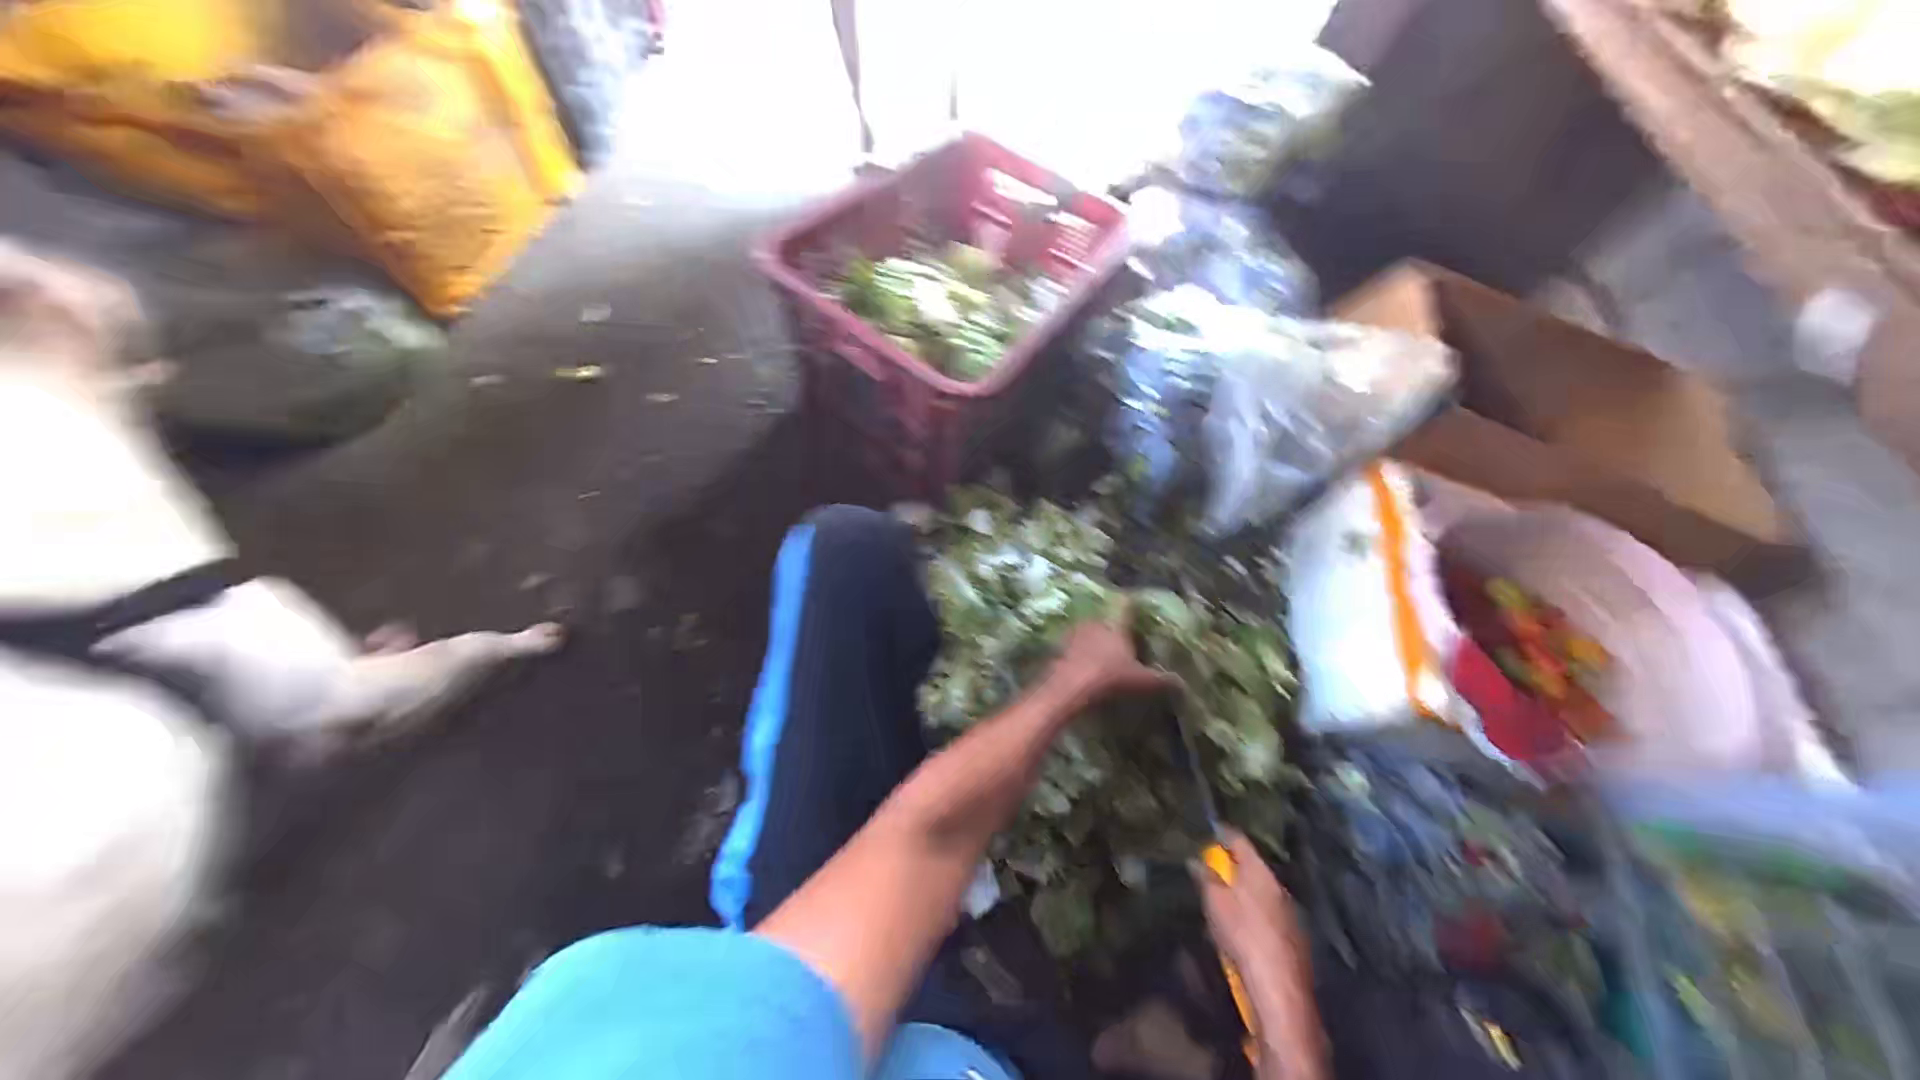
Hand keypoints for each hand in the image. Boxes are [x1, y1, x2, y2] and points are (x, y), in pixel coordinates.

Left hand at [1046, 607, 1177, 707]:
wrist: (1068, 687)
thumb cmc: (1109, 678)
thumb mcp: (1141, 681)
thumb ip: (1162, 680)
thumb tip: (1182, 683)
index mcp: (1116, 625)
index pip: (1126, 606)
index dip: (1132, 603)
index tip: (1135, 601)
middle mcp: (1095, 622)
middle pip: (1106, 620)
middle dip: (1112, 627)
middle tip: (1120, 638)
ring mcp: (1073, 633)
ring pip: (1087, 631)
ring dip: (1092, 640)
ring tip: (1100, 653)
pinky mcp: (1057, 647)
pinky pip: (1071, 645)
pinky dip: (1077, 652)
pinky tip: (1082, 665)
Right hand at [1192, 830, 1325, 1079]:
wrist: (1280, 987)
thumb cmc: (1242, 935)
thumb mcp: (1214, 902)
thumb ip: (1206, 876)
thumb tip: (1197, 858)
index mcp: (1259, 871)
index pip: (1239, 840)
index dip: (1222, 832)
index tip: (1208, 829)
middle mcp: (1279, 885)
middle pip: (1252, 865)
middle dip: (1233, 863)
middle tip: (1212, 864)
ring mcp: (1290, 910)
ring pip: (1262, 888)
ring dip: (1244, 887)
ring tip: (1225, 894)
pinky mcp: (1294, 934)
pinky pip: (1269, 910)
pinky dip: (1255, 908)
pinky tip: (1243, 923)